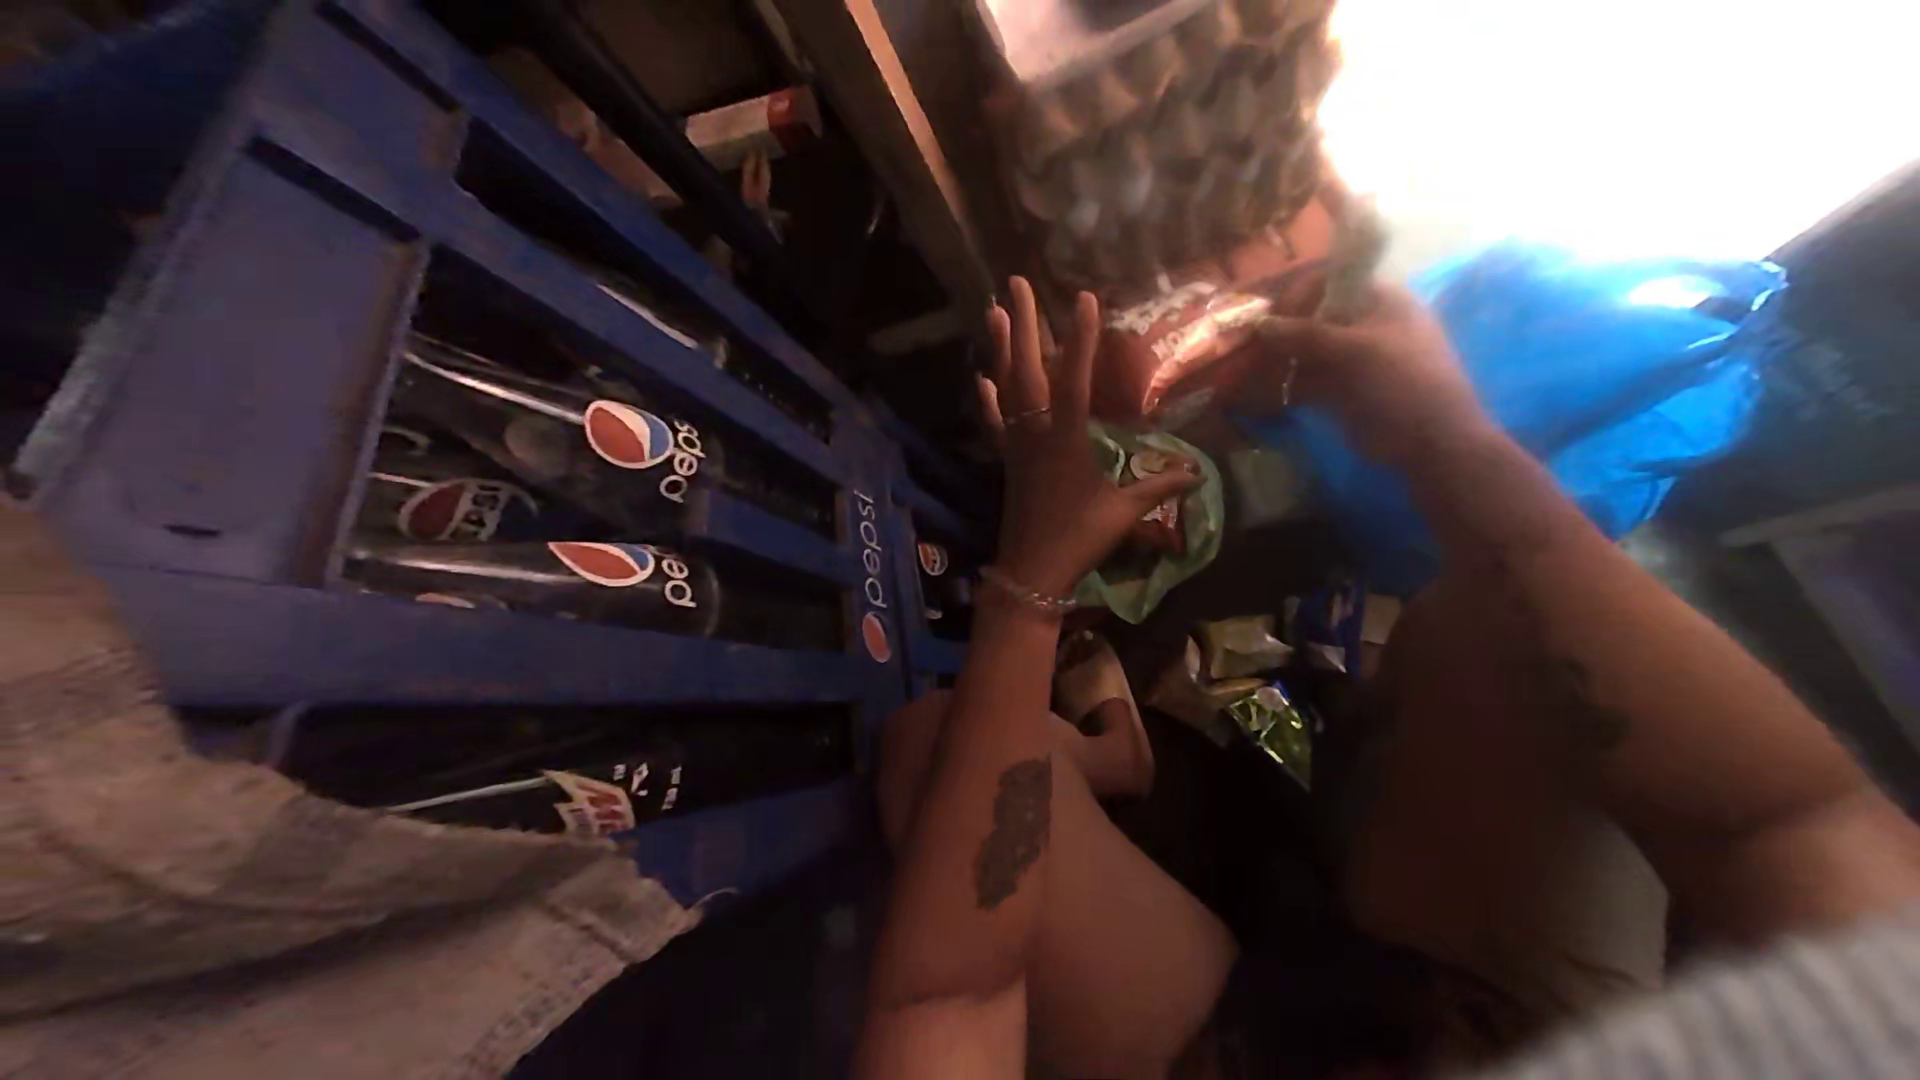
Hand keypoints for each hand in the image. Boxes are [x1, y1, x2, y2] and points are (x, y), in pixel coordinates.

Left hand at [979, 277, 1199, 598]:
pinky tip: (982, 379)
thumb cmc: (1079, 539)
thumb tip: (1198, 471)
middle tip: (1014, 283)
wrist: (1033, 571)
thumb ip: (1158, 488)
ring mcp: (1016, 446)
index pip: (1073, 380)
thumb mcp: (1123, 513)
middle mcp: (1035, 433)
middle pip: (1027, 371)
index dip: (1079, 339)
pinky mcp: (1007, 461)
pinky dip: (989, 401)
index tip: (1083, 298)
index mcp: (1066, 439)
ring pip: (1006, 389)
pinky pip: (995, 424)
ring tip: (992, 311)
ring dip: (1000, 350)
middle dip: (1023, 324)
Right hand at [1254, 284, 1493, 467]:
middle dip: (1282, 330)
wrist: (1427, 440)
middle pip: (1313, 317)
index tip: (1272, 315)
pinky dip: (1283, 385)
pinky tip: (1257, 394)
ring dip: (1278, 359)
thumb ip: (1304, 334)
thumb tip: (1259, 323)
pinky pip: (1305, 380)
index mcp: (1379, 300)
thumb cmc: (1400, 382)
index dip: (1300, 293)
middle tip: (1252, 345)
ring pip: (1305, 351)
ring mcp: (1351, 359)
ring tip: (1248, 370)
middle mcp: (1364, 324)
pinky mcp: (1340, 389)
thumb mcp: (1353, 350)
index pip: (1331, 281)